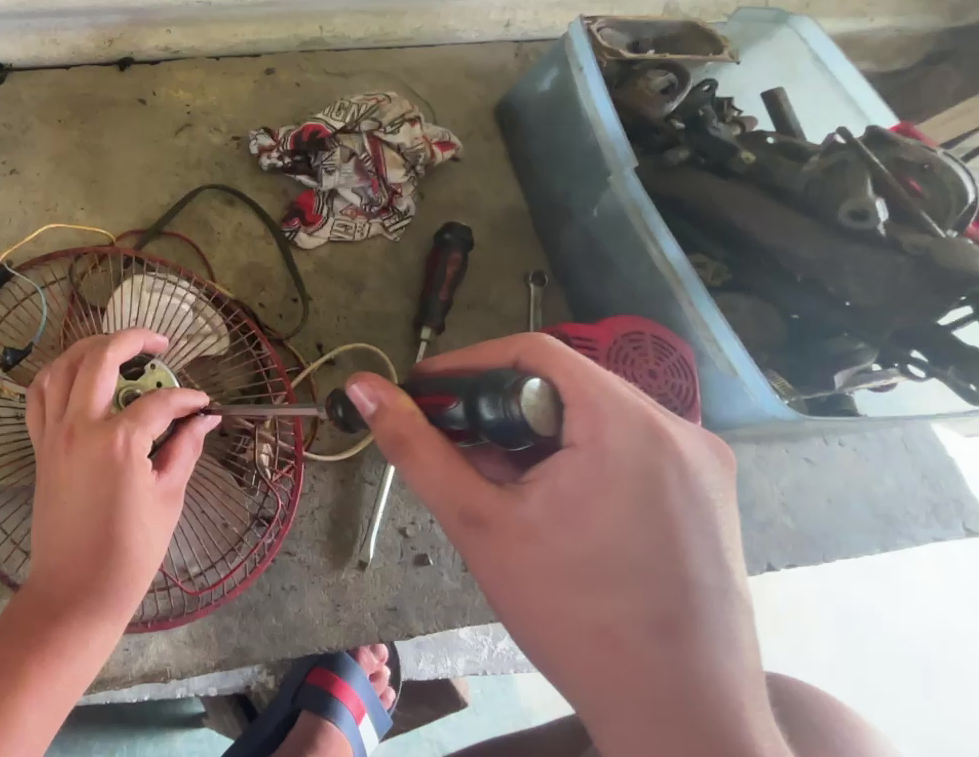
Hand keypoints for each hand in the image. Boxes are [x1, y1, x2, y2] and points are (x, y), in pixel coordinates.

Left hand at [23, 328, 219, 620]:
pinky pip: (39, 395)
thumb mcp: (168, 498)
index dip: (186, 399)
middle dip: (132, 339)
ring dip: (88, 348)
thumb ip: (185, 449)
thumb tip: (204, 419)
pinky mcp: (39, 445)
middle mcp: (80, 425)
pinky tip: (75, 374)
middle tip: (158, 343)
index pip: (159, 402)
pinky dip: (55, 375)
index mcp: (119, 441)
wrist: (76, 588)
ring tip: (115, 348)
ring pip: (61, 366)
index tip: (203, 404)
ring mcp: (53, 432)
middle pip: (100, 358)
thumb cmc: (129, 550)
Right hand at [345, 334, 789, 756]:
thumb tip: (362, 385)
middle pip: (562, 382)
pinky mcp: (706, 497)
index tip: (420, 398)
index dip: (464, 365)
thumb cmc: (572, 613)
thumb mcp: (476, 521)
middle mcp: (678, 430)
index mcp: (628, 425)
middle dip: (493, 408)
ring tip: (488, 483)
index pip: (532, 351)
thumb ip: (414, 445)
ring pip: (589, 415)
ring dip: (528, 435)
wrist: (680, 717)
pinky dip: (569, 457)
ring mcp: (702, 465)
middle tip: (447, 446)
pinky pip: (622, 447)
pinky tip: (541, 503)